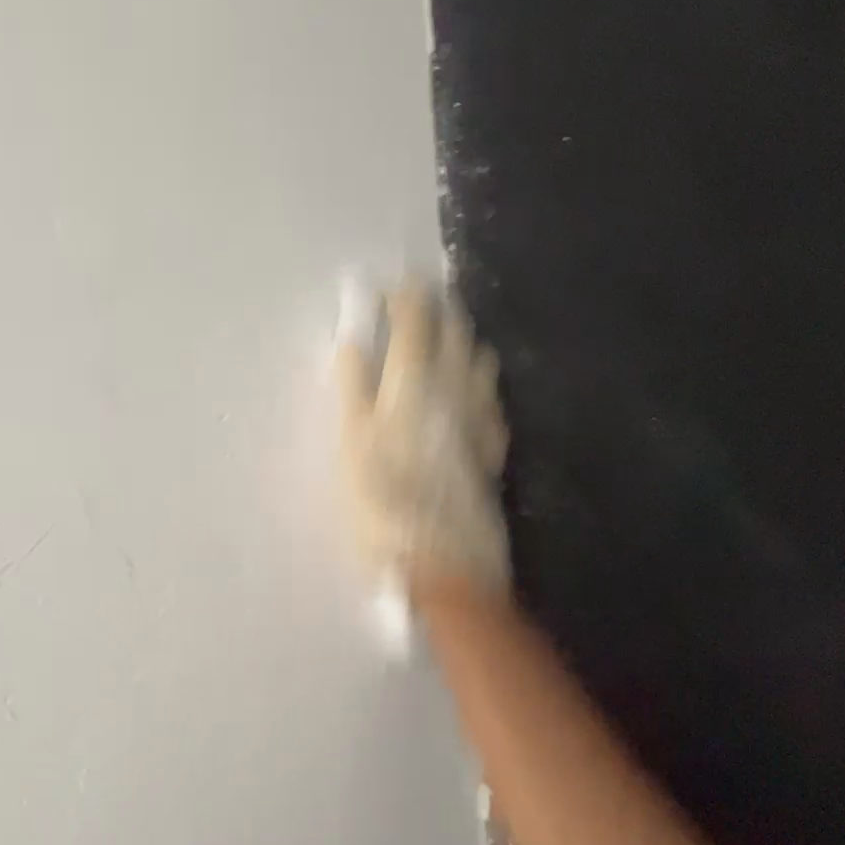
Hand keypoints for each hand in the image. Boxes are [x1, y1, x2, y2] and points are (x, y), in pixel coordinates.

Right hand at [335, 281, 510, 590]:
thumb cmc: (383, 502)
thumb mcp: (352, 442)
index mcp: (415, 381)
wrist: (443, 563)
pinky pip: (491, 398)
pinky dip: (479, 380)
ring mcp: (480, 417)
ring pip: (480, 360)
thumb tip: (354, 340)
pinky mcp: (492, 447)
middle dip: (438, 308)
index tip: (397, 280)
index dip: (408, 295)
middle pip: (454, 333)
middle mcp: (456, 389)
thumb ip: (354, 386)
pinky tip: (472, 391)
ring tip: (445, 336)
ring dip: (462, 339)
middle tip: (420, 297)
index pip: (417, 320)